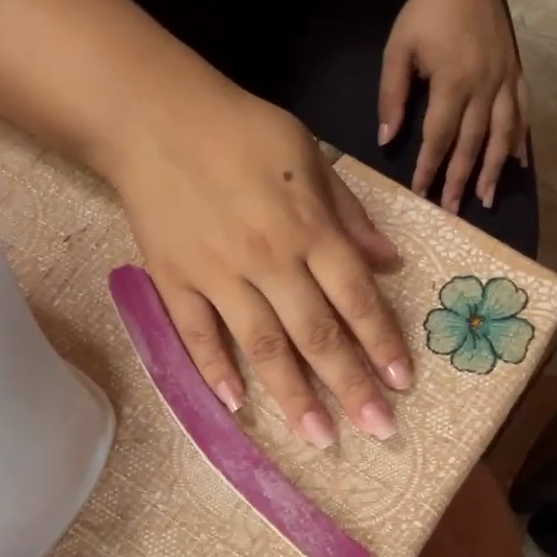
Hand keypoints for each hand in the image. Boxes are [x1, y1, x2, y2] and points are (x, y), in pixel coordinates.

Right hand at [108, 90, 410, 446]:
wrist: (154, 118)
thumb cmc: (239, 131)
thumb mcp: (308, 154)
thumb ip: (348, 213)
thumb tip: (390, 261)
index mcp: (308, 225)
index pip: (355, 296)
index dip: (382, 342)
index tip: (402, 382)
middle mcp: (269, 258)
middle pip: (317, 333)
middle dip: (351, 384)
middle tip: (379, 429)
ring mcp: (218, 275)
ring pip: (263, 346)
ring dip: (294, 396)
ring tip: (320, 438)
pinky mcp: (175, 282)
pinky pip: (198, 335)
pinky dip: (216, 371)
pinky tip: (236, 406)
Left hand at [379, 0, 526, 212]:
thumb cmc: (426, 12)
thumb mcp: (398, 50)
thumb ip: (392, 96)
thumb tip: (387, 139)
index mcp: (453, 83)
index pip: (439, 137)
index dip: (429, 168)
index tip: (421, 194)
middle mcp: (484, 86)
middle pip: (472, 143)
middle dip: (461, 180)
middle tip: (454, 210)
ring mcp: (505, 80)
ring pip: (502, 134)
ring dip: (494, 169)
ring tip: (487, 198)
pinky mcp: (516, 71)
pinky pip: (522, 112)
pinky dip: (520, 140)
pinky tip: (518, 163)